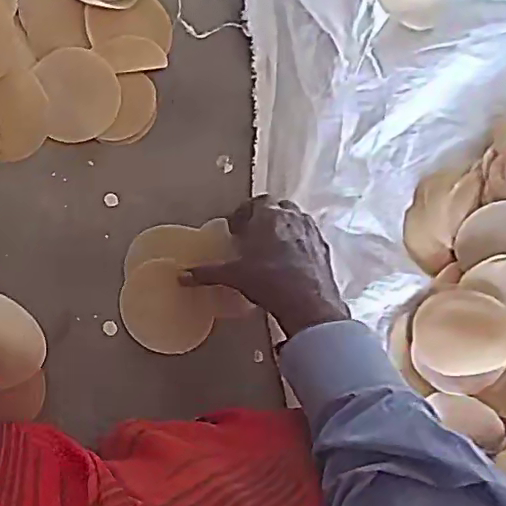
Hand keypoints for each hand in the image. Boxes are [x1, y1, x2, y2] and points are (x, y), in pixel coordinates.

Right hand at [185, 196, 349, 336]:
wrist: (308, 302)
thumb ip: (207, 273)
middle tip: (252, 236)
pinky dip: (298, 244)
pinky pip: (307, 237)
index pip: (255, 202)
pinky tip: (289, 262)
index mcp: (268, 216)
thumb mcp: (233, 276)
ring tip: (270, 249)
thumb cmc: (268, 280)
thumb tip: (182, 276)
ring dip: (283, 228)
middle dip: (265, 218)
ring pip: (295, 220)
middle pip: (277, 207)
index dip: (244, 213)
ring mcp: (311, 230)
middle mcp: (291, 216)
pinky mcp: (323, 247)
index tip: (236, 229)